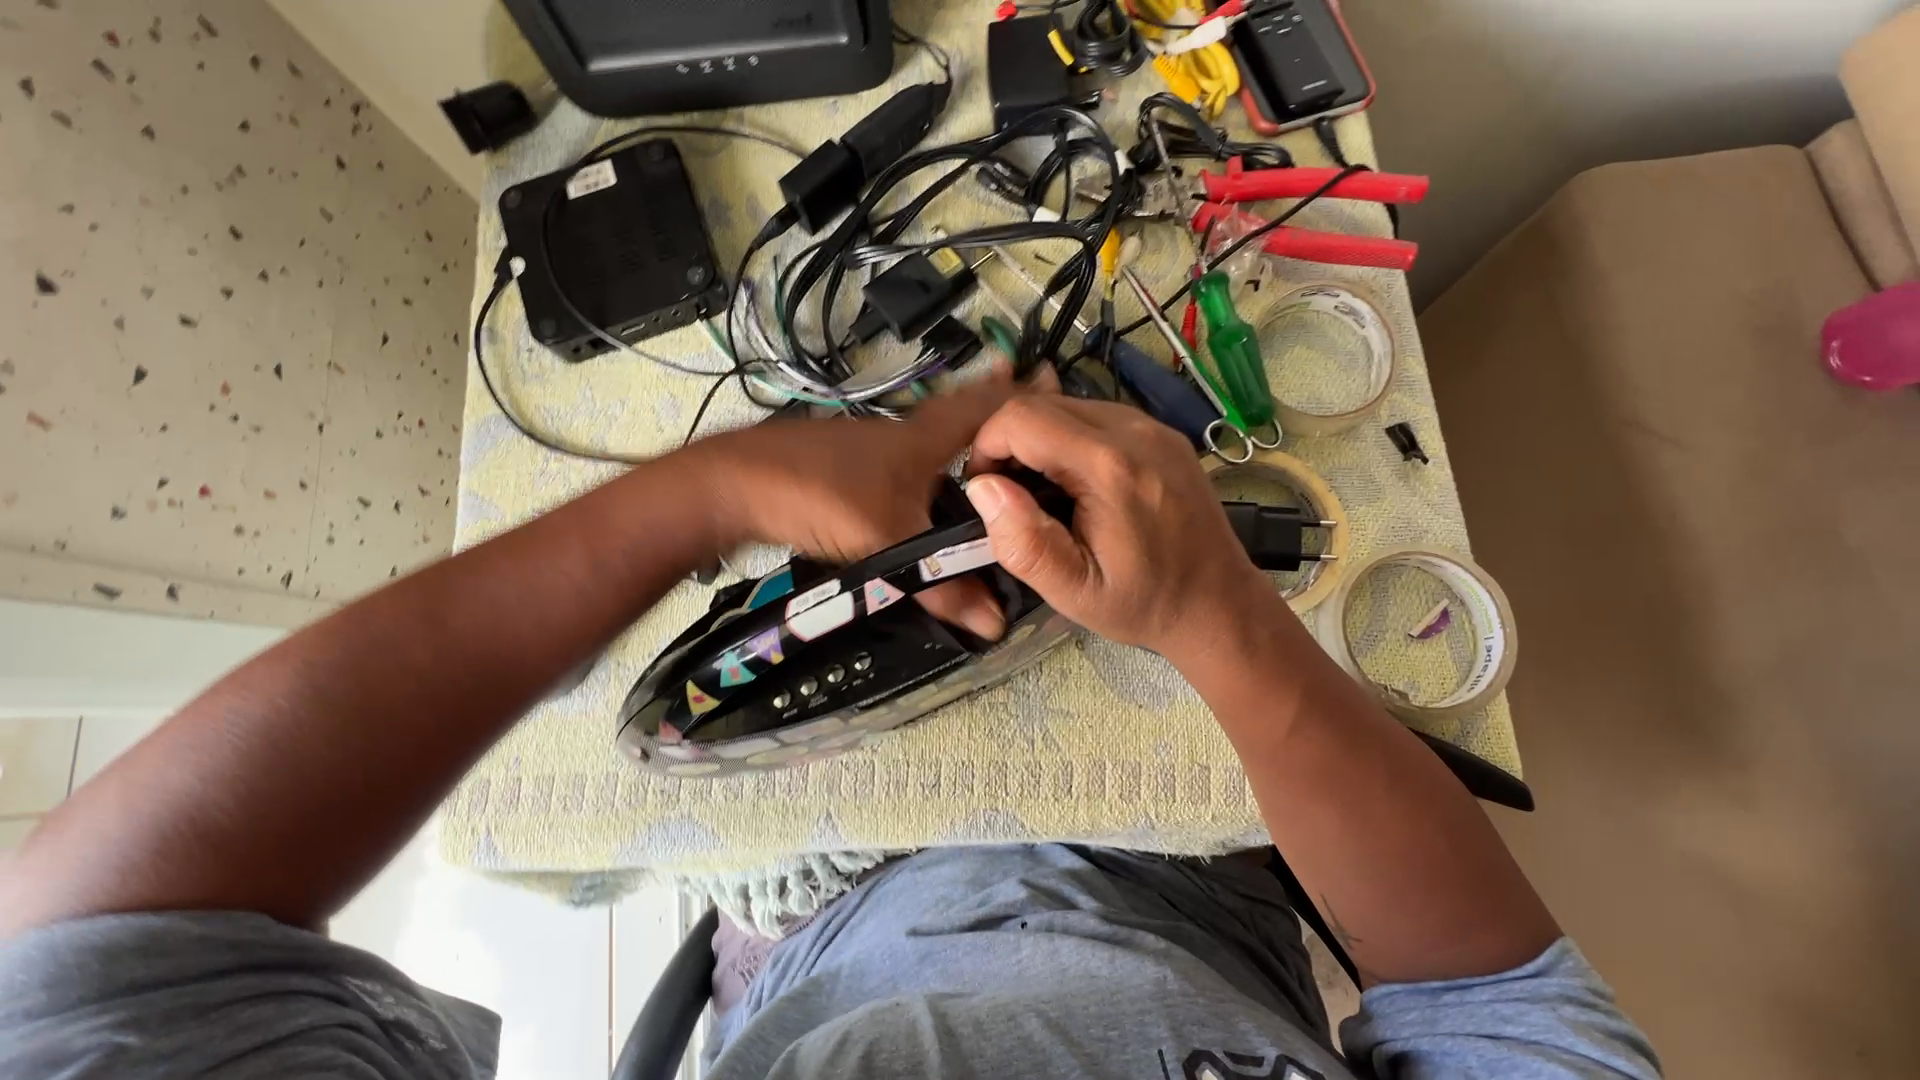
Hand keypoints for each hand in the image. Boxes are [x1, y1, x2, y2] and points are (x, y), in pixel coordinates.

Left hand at [685, 379, 1014, 640]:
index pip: (983, 407)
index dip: (1019, 397)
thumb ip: (941, 587)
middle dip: (989, 426)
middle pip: (955, 422)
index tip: (1050, 382)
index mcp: (921, 440)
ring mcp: (861, 446)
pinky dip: (915, 480)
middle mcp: (896, 434)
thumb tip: (995, 625)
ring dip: (950, 456)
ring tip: (976, 482)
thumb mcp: (889, 544)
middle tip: (1021, 442)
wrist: (728, 486)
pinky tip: (911, 504)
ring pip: (922, 448)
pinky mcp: (834, 465)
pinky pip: (892, 469)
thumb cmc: (819, 496)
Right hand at [963, 395, 1273, 659]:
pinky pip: (1097, 416)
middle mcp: (1133, 431)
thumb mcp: (1073, 590)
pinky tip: (1076, 484)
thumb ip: (1023, 540)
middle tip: (1010, 495)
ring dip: (1039, 440)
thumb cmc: (1144, 602)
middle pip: (1042, 404)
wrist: (1218, 602)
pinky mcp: (1162, 433)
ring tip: (1042, 493)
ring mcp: (1152, 427)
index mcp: (1109, 467)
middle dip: (1009, 443)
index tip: (985, 489)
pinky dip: (1069, 440)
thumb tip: (983, 487)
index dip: (987, 447)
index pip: (1021, 418)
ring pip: (1067, 405)